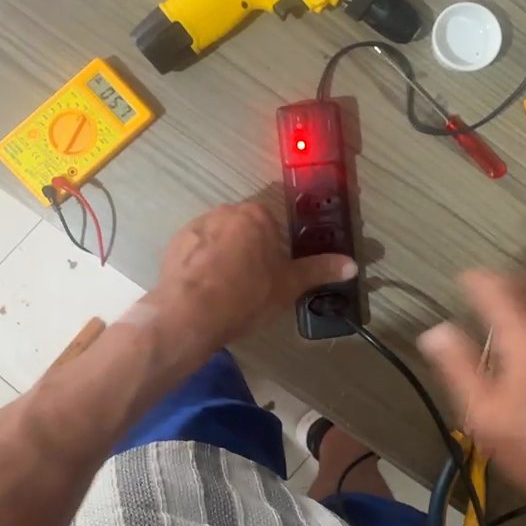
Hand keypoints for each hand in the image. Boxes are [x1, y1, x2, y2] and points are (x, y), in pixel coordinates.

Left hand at [147, 201, 355, 360]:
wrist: (191, 313)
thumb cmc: (247, 294)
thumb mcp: (288, 286)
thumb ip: (319, 271)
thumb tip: (352, 264)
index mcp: (256, 215)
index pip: (272, 228)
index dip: (273, 254)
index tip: (271, 277)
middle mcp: (225, 212)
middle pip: (244, 231)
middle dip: (247, 253)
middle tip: (250, 286)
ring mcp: (196, 226)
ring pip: (218, 241)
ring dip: (222, 259)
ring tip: (224, 292)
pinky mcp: (174, 245)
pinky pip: (195, 253)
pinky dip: (200, 267)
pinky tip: (204, 292)